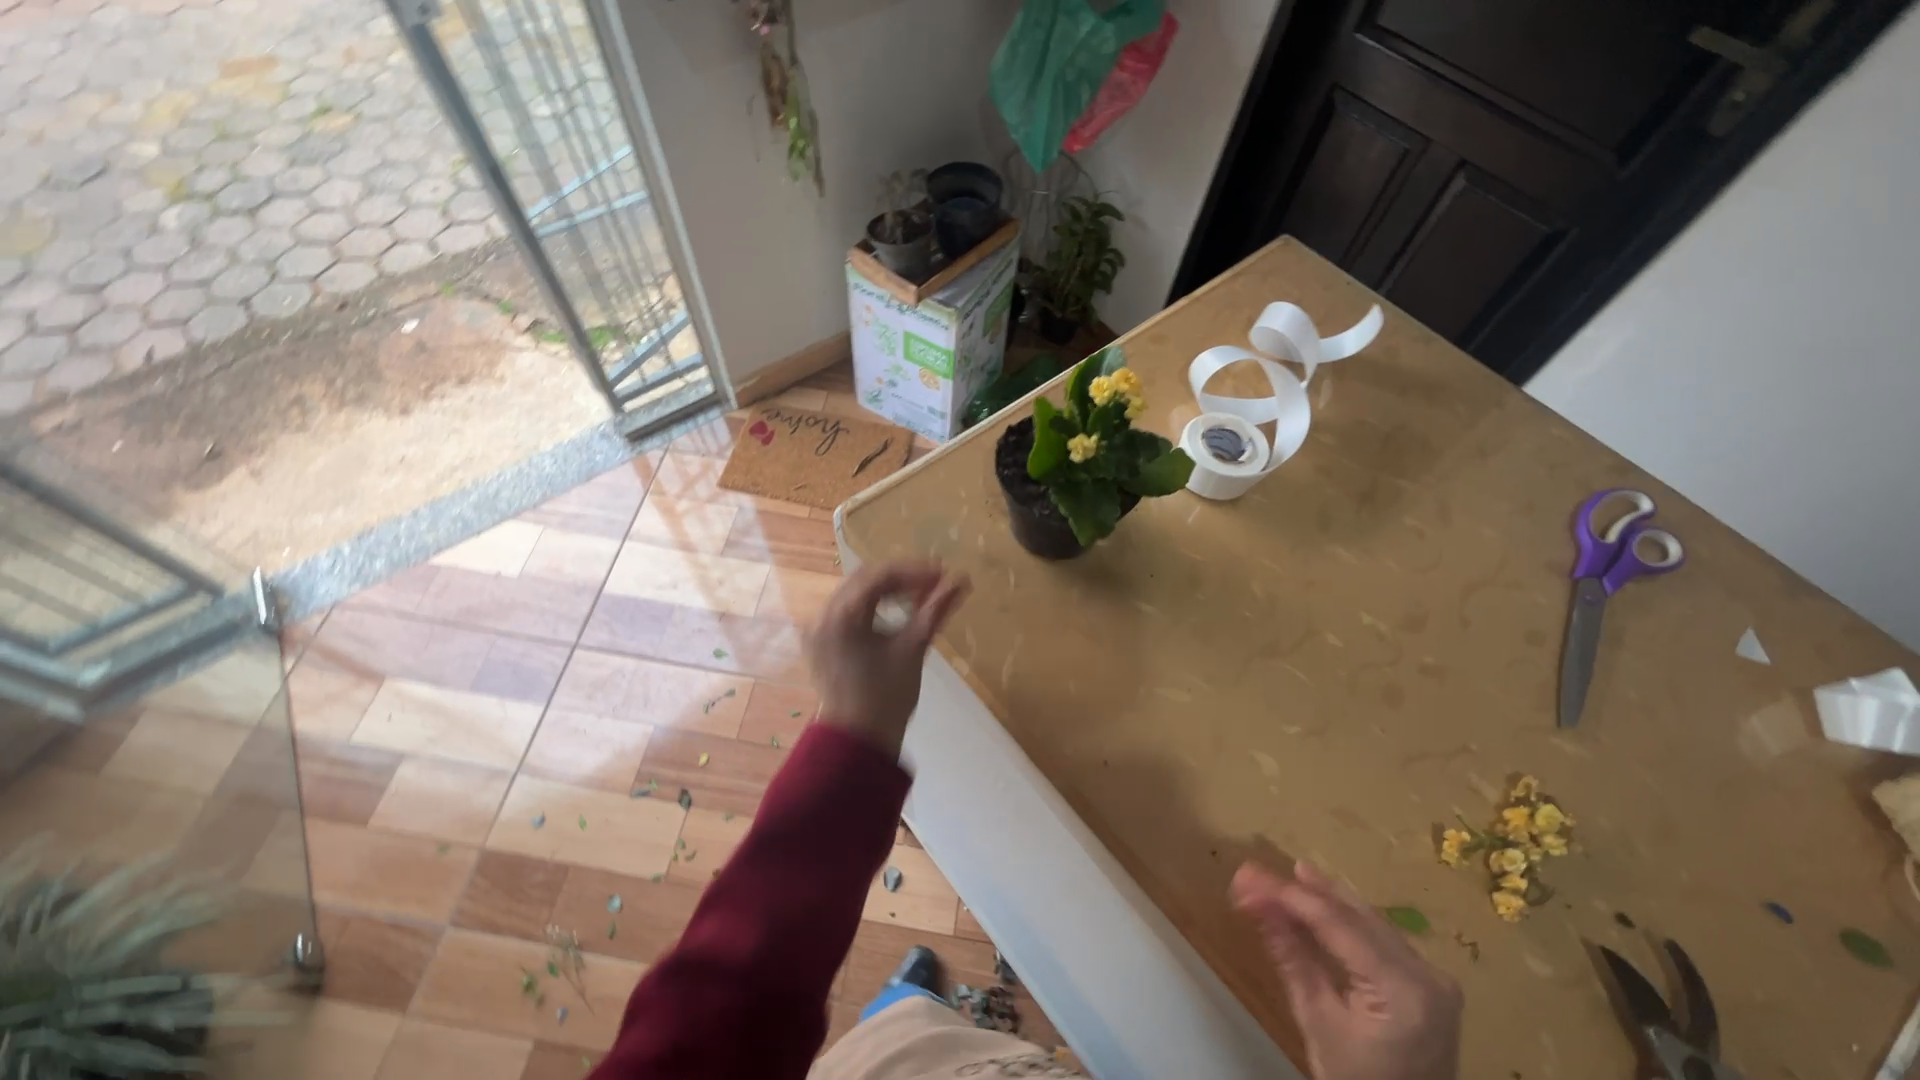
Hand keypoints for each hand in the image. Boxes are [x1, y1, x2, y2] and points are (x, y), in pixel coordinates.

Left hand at [806, 561, 969, 756]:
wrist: (859, 742)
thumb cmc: (887, 697)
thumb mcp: (913, 648)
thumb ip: (935, 609)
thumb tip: (961, 580)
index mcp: (842, 614)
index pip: (880, 575)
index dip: (915, 571)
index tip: (944, 574)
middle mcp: (823, 615)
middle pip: (865, 580)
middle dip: (902, 580)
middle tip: (936, 585)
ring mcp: (819, 630)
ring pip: (857, 595)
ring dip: (888, 592)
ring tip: (922, 600)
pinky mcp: (822, 644)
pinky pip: (848, 612)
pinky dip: (873, 608)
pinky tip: (897, 615)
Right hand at [1231, 860, 1462, 1079]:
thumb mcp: (1317, 1023)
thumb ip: (1292, 957)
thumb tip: (1256, 905)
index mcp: (1401, 990)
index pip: (1336, 925)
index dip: (1288, 897)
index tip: (1248, 879)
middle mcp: (1428, 975)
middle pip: (1356, 916)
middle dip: (1304, 892)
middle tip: (1258, 873)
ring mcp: (1436, 977)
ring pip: (1372, 922)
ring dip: (1327, 900)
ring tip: (1289, 875)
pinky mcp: (1433, 982)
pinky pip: (1384, 938)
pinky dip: (1349, 922)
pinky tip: (1324, 903)